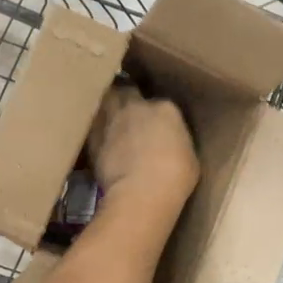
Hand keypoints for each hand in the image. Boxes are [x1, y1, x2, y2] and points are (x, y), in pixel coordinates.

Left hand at [87, 85, 196, 217]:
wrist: (142, 191)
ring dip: (109, 107)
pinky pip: (94, 124)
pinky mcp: (93, 136)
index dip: (156, 114)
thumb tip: (167, 144)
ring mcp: (113, 119)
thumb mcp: (189, 157)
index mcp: (166, 109)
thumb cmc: (176, 177)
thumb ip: (175, 142)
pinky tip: (101, 138)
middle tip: (130, 114)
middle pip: (128, 91)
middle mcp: (137, 106)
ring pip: (106, 101)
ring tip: (111, 118)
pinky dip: (97, 128)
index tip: (156, 125)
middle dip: (128, 99)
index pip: (160, 103)